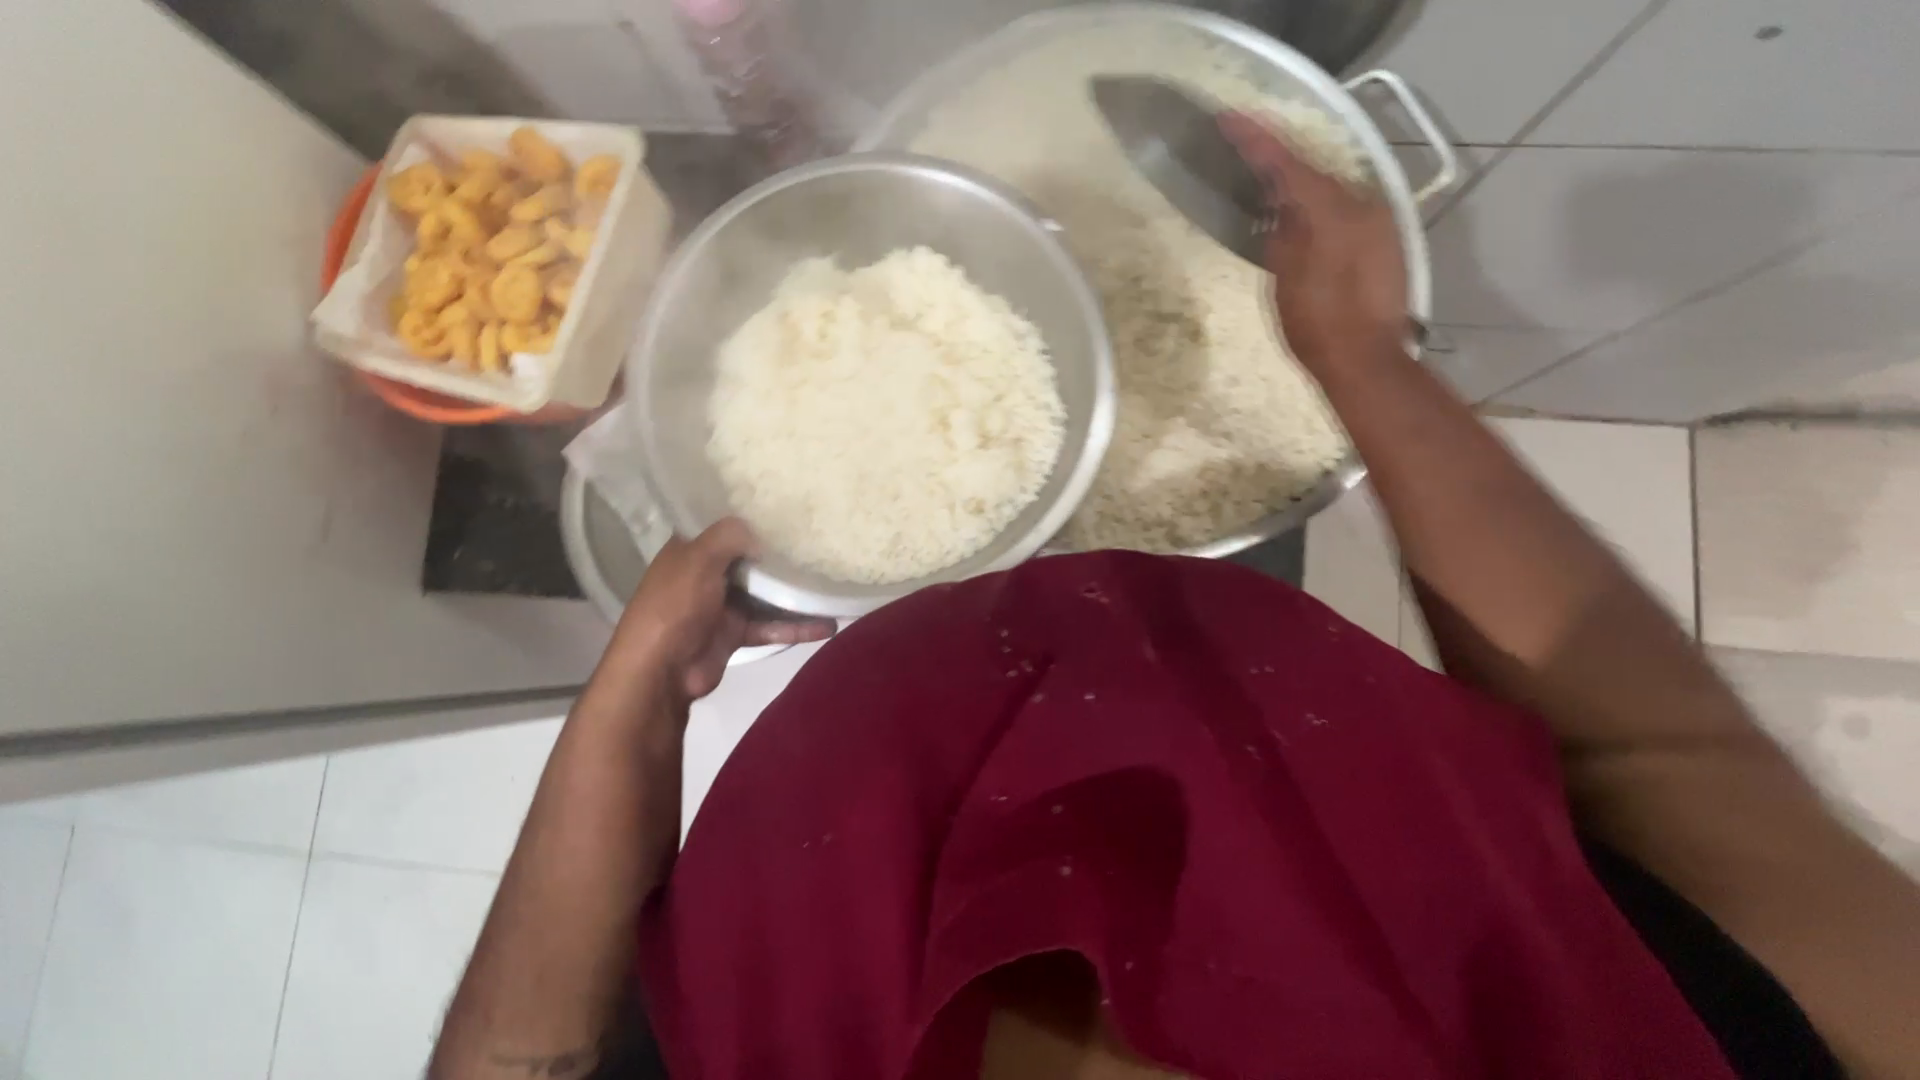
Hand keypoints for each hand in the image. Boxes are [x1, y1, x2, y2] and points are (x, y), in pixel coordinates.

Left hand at [611, 518, 834, 700]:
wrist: (661, 670)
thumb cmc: (675, 605)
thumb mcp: (699, 558)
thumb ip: (731, 535)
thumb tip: (764, 531)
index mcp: (690, 550)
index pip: (723, 525)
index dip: (751, 515)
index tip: (788, 507)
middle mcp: (707, 574)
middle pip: (750, 559)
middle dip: (781, 553)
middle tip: (822, 540)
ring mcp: (722, 606)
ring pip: (765, 593)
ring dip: (796, 593)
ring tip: (833, 583)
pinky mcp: (735, 634)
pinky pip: (771, 626)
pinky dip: (798, 626)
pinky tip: (829, 624)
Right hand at [1218, 111, 1409, 366]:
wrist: (1366, 362)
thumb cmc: (1318, 327)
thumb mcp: (1286, 281)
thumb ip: (1281, 233)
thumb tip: (1276, 204)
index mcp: (1334, 212)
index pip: (1289, 164)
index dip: (1258, 140)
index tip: (1229, 118)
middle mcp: (1363, 206)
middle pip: (1314, 171)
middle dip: (1279, 159)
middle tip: (1244, 147)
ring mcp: (1379, 223)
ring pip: (1331, 190)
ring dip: (1299, 185)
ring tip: (1267, 184)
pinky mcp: (1385, 242)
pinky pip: (1345, 209)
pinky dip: (1319, 205)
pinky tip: (1299, 215)